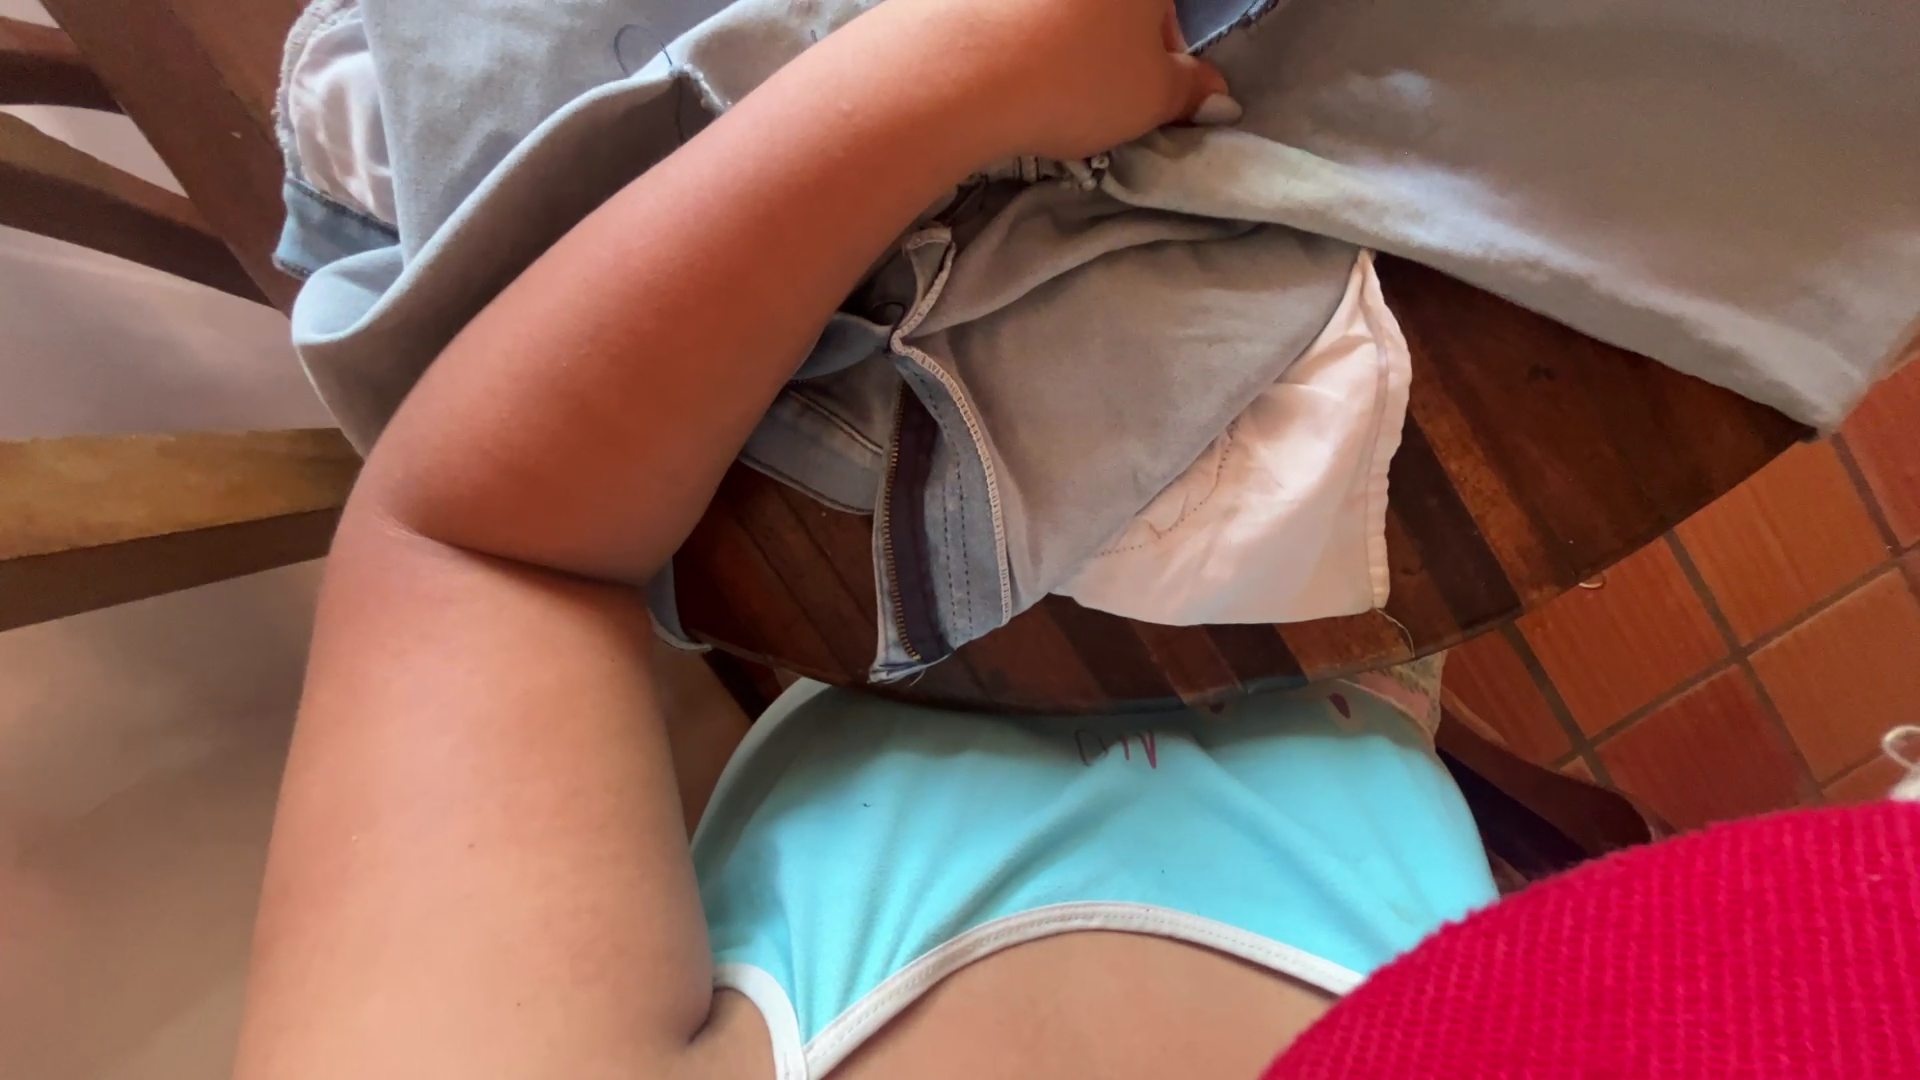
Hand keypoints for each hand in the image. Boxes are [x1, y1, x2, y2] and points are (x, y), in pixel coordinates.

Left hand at [837, 0, 1233, 162]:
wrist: (966, 72)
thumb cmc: (1078, 80)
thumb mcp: (1149, 99)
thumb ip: (1190, 93)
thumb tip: (1220, 98)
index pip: (1166, 13)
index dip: (1161, 54)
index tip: (1139, 93)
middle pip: (1113, 7)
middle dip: (1111, 45)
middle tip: (1092, 96)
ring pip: (1060, 12)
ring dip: (1061, 40)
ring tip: (1044, 85)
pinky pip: (1012, 17)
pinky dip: (1016, 37)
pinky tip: (1006, 72)